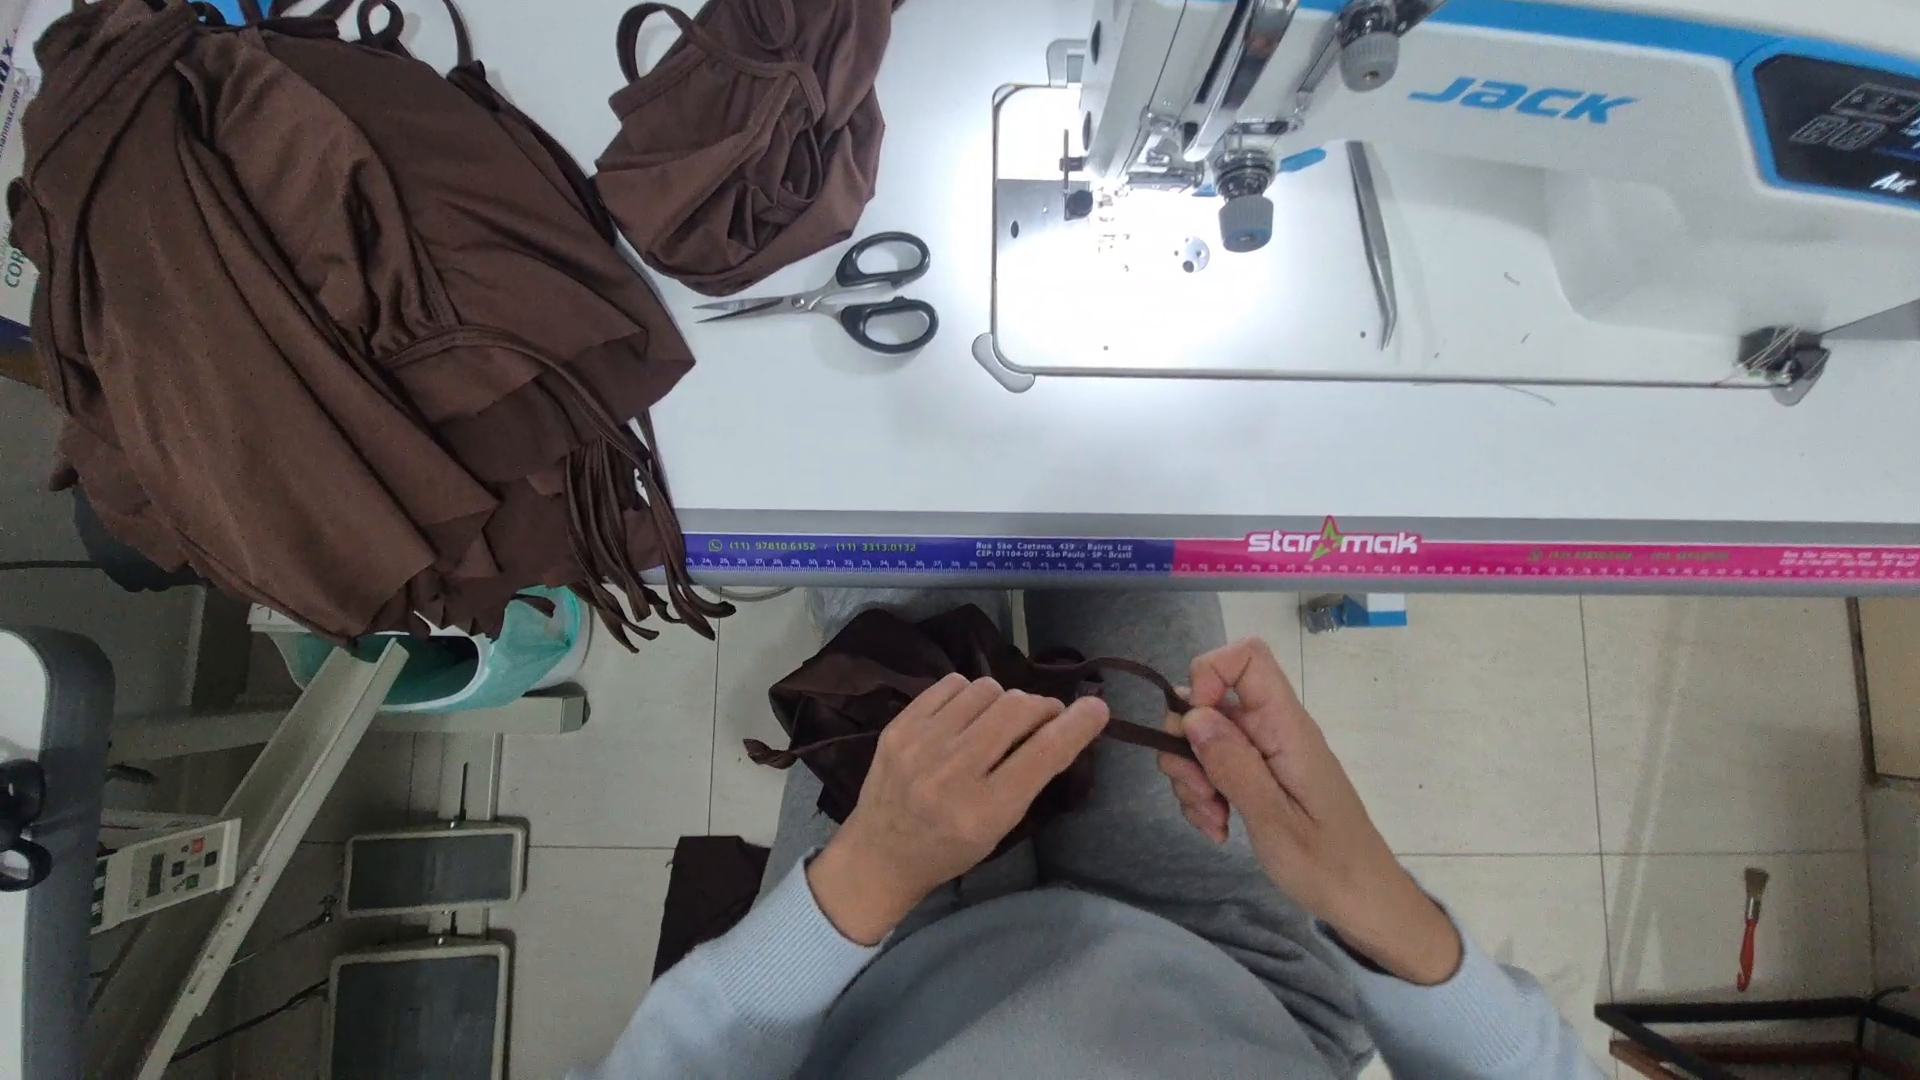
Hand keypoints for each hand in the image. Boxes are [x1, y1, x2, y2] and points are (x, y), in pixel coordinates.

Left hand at [808, 674, 1110, 944]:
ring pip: (986, 689)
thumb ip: (1030, 778)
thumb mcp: (999, 828)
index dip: (1077, 725)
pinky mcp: (898, 727)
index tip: (1097, 708)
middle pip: (1017, 710)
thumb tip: (1063, 724)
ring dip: (1004, 700)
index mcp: (983, 812)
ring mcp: (920, 745)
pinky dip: (970, 694)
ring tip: (998, 721)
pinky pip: (952, 684)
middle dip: (1042, 707)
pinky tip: (967, 715)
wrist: (879, 855)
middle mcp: (951, 774)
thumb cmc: (949, 850)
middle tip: (1044, 717)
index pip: (1043, 754)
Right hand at [1157, 639, 1462, 985]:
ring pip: (1200, 735)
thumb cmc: (1331, 867)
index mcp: (1287, 727)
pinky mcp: (1255, 771)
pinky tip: (1217, 826)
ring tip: (1214, 820)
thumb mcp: (1277, 823)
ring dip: (1191, 776)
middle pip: (1208, 699)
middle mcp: (1272, 728)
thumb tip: (1193, 715)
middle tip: (1201, 794)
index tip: (1193, 724)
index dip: (1209, 672)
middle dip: (1186, 743)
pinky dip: (1201, 793)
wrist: (1367, 906)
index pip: (1248, 656)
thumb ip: (1234, 766)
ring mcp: (1262, 750)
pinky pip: (1210, 763)